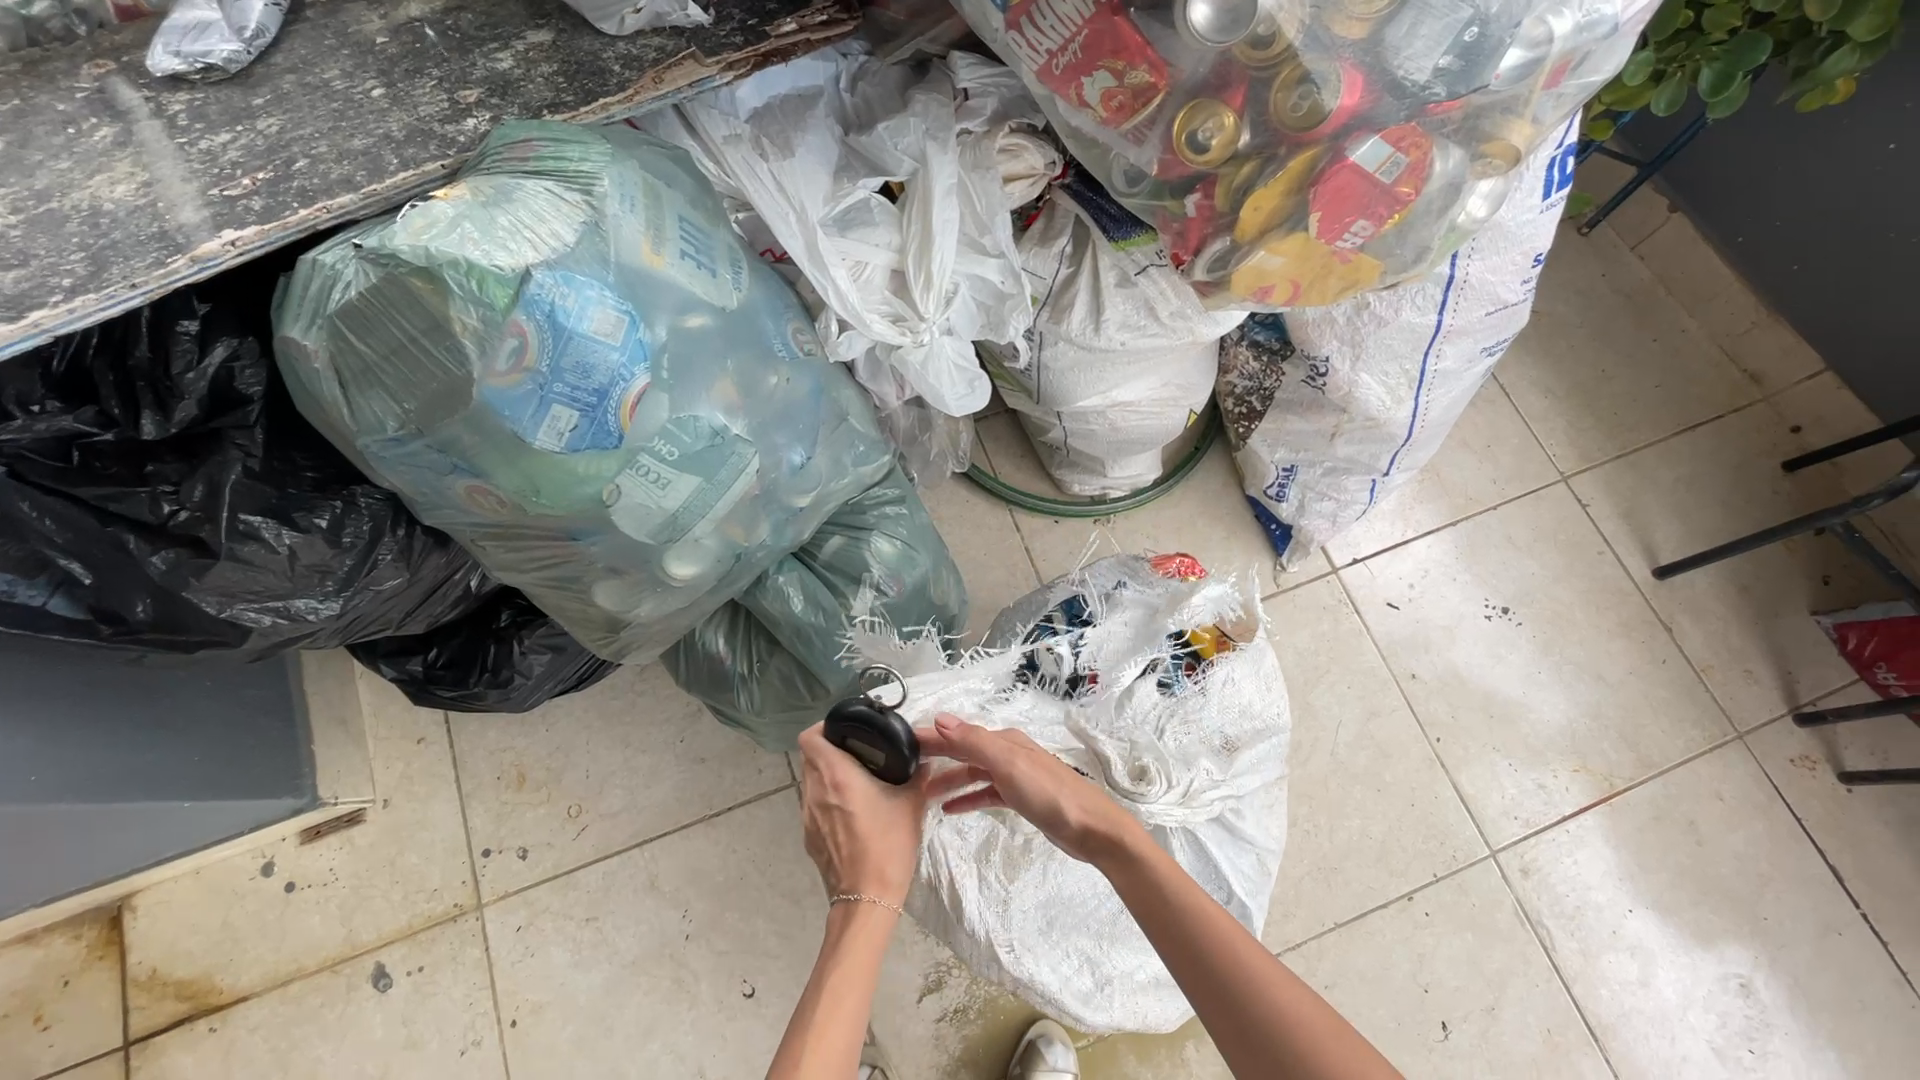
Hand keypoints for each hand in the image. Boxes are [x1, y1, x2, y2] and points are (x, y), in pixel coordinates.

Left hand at [794, 721, 978, 905]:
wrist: (867, 898)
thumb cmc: (888, 845)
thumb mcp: (911, 805)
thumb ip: (917, 777)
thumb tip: (924, 761)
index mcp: (835, 775)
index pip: (810, 737)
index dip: (823, 727)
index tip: (844, 729)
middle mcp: (814, 791)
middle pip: (809, 757)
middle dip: (830, 750)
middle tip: (857, 752)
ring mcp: (807, 816)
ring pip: (810, 781)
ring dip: (828, 776)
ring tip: (856, 780)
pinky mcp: (809, 836)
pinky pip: (814, 806)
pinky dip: (828, 800)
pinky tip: (852, 811)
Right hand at [916, 714, 1145, 866]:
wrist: (1092, 829)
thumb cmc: (1049, 794)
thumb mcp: (1008, 764)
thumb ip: (974, 741)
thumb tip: (939, 718)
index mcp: (1005, 740)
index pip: (959, 734)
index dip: (931, 737)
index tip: (901, 742)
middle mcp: (1009, 752)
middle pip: (965, 751)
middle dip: (936, 757)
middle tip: (903, 767)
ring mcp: (1016, 776)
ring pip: (973, 773)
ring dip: (949, 779)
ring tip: (922, 794)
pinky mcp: (1022, 798)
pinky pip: (986, 793)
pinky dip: (968, 797)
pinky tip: (951, 809)